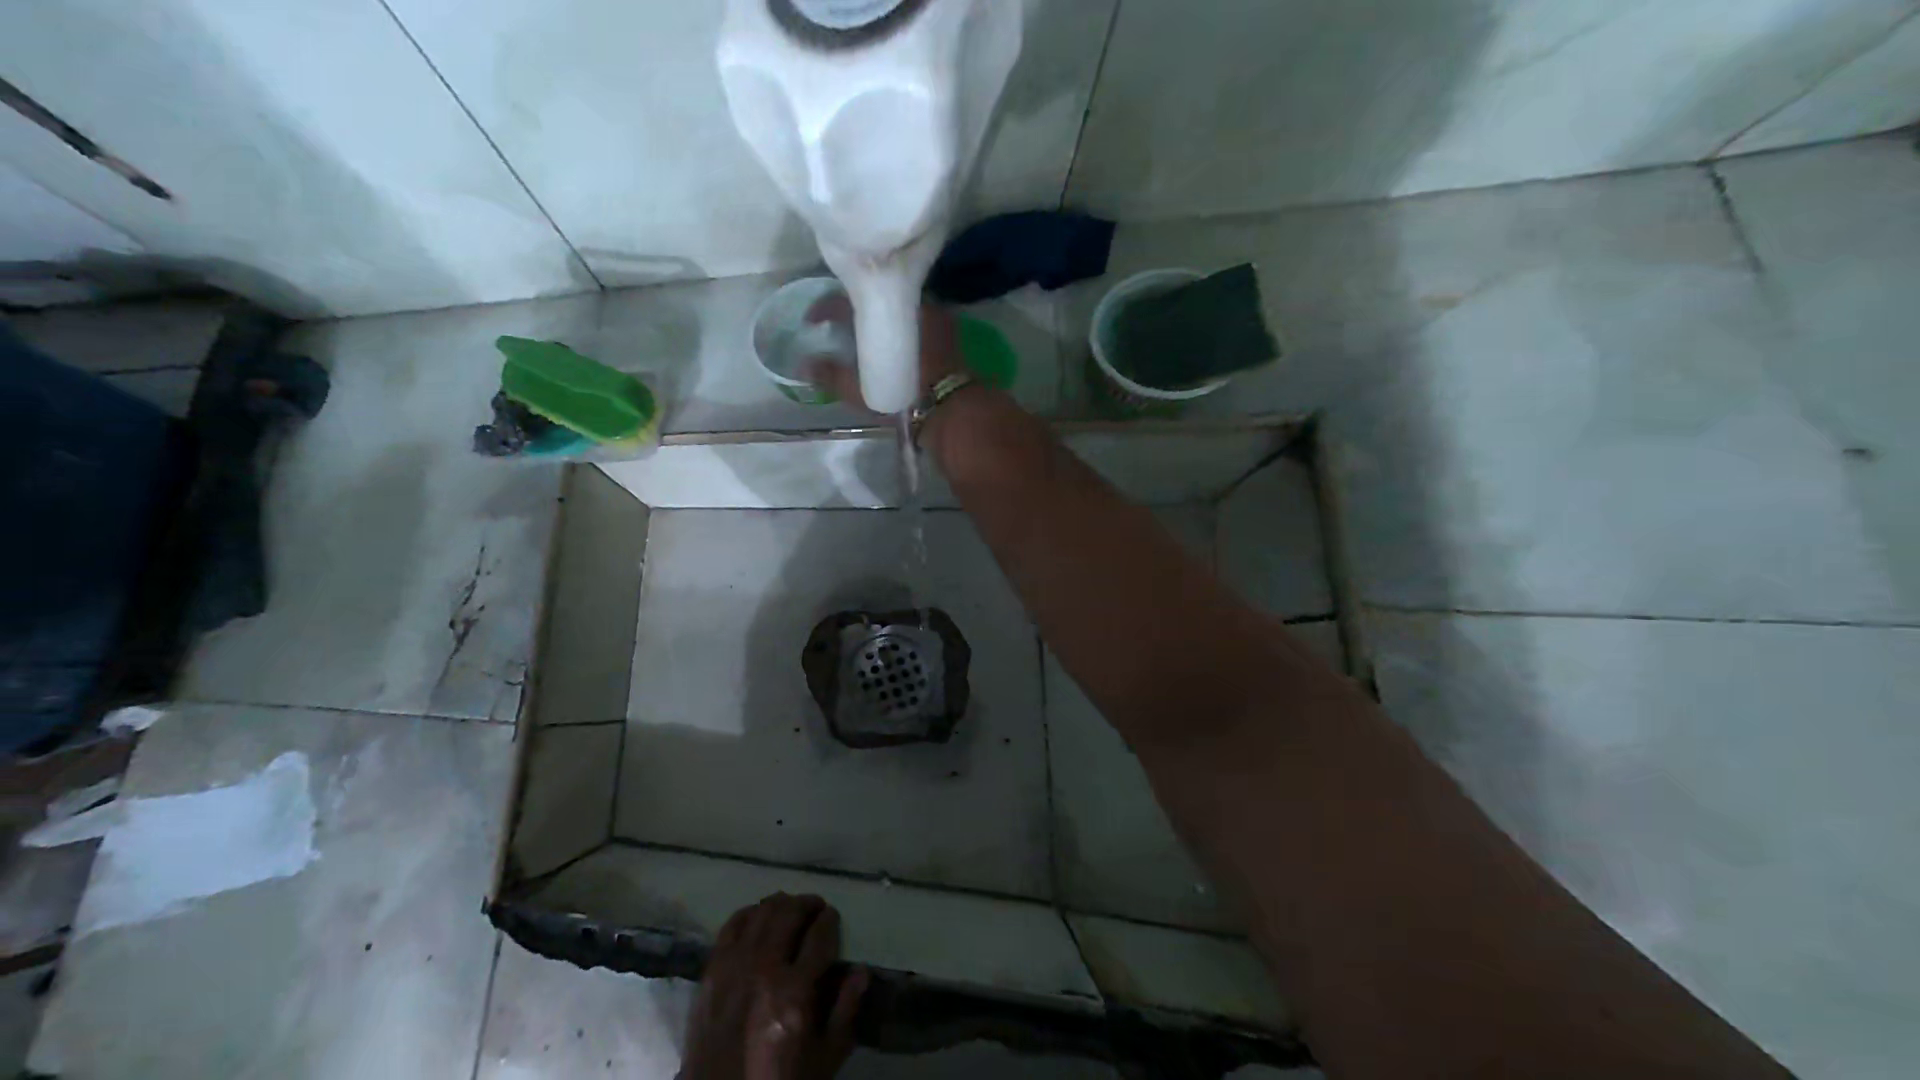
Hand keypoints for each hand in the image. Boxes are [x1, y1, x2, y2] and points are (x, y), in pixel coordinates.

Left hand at [679, 893, 868, 1079]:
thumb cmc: (779, 1078)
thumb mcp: (825, 1056)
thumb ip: (846, 1010)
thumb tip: (862, 970)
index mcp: (795, 992)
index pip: (819, 935)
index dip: (830, 920)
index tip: (833, 917)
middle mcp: (764, 970)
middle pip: (789, 914)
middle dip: (808, 904)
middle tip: (816, 908)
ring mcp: (734, 966)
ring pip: (761, 913)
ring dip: (781, 904)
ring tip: (790, 909)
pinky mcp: (712, 970)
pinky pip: (732, 925)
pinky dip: (750, 913)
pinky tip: (760, 917)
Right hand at [801, 295, 962, 411]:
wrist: (951, 407)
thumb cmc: (902, 394)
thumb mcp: (857, 389)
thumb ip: (829, 374)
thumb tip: (803, 365)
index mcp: (881, 308)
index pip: (843, 299)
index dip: (822, 308)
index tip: (811, 320)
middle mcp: (906, 300)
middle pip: (875, 297)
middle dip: (855, 309)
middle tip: (840, 325)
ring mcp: (932, 311)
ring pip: (897, 305)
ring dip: (882, 316)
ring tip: (867, 334)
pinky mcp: (949, 327)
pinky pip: (917, 317)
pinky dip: (902, 324)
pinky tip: (895, 341)